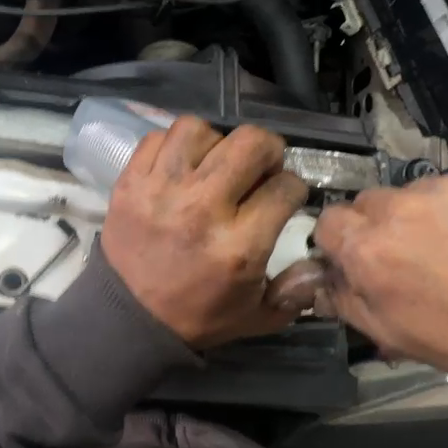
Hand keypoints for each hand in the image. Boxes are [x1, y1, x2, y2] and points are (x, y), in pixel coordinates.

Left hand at [101, 117, 312, 348]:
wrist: (128, 316)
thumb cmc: (197, 315)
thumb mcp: (259, 316)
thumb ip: (297, 290)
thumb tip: (320, 260)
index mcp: (239, 244)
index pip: (285, 188)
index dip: (293, 187)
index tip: (284, 195)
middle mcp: (203, 208)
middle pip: (249, 144)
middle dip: (267, 149)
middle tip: (259, 167)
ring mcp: (162, 189)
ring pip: (200, 130)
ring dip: (215, 141)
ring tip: (214, 162)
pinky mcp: (130, 181)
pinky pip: (158, 137)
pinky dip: (173, 145)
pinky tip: (180, 165)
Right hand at [312, 173, 447, 414]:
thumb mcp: (403, 340)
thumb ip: (349, 303)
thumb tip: (317, 282)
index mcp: (370, 251)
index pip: (328, 223)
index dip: (344, 244)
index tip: (366, 261)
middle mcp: (401, 209)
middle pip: (370, 204)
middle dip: (383, 227)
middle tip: (418, 259)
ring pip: (417, 193)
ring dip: (426, 215)